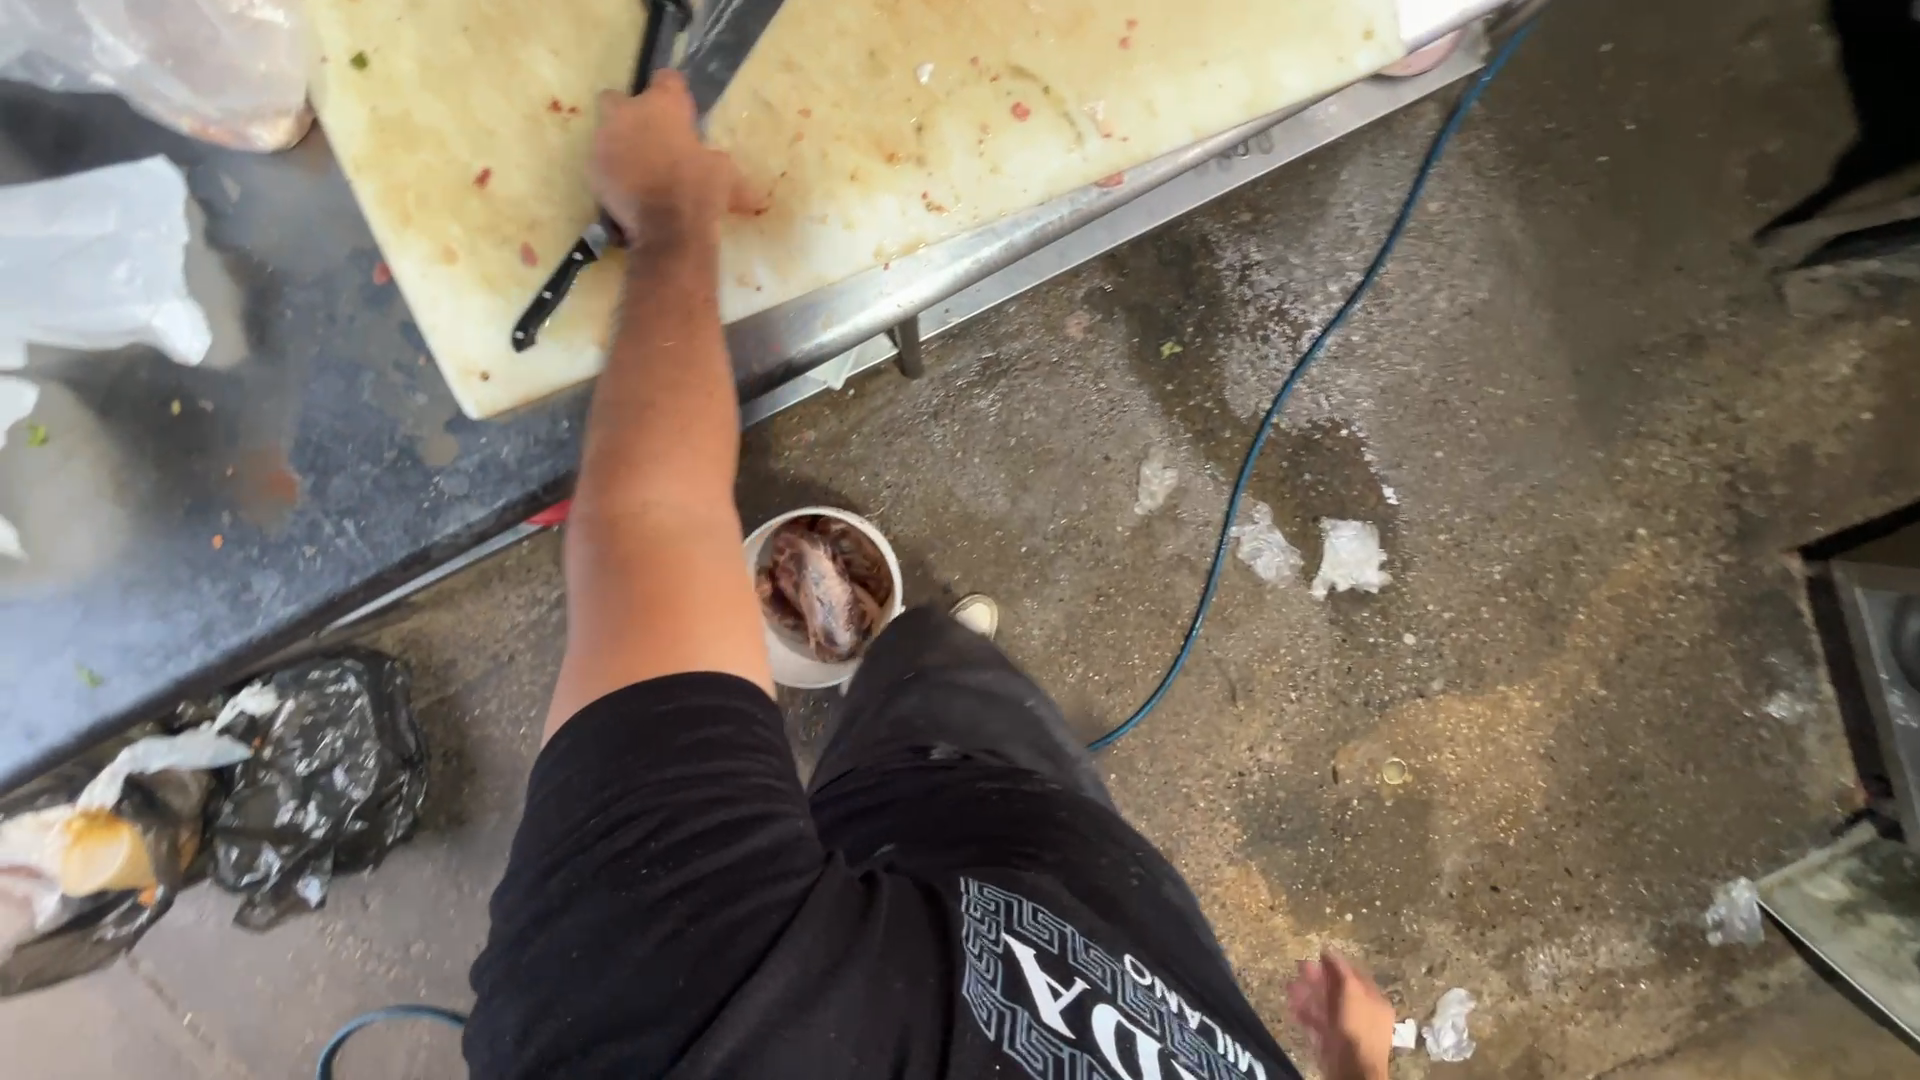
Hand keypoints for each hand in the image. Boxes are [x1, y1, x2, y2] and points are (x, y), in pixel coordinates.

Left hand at [590, 71, 760, 249]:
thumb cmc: (701, 193)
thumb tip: (753, 194)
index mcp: (663, 105)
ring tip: (641, 173)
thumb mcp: (727, 178)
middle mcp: (628, 113)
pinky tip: (630, 193)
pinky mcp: (593, 170)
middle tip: (649, 139)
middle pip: (619, 98)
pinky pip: (602, 165)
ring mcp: (605, 140)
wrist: (669, 230)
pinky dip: (614, 175)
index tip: (683, 114)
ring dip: (621, 146)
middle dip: (630, 114)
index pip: (668, 80)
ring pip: (608, 133)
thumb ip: (724, 169)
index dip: (676, 96)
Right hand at [1286, 950, 1395, 1079]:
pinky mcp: (1331, 1039)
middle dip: (1316, 978)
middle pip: (1337, 989)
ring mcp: (1346, 1028)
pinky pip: (1317, 1021)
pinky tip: (1292, 1005)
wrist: (1352, 1069)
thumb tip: (1328, 949)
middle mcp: (1362, 1013)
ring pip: (1324, 1004)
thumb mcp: (1352, 991)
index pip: (1355, 976)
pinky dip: (1304, 1012)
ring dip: (1306, 993)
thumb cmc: (1357, 1026)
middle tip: (1299, 967)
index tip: (1317, 955)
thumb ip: (1341, 969)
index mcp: (1374, 1001)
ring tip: (1290, 986)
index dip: (1336, 964)